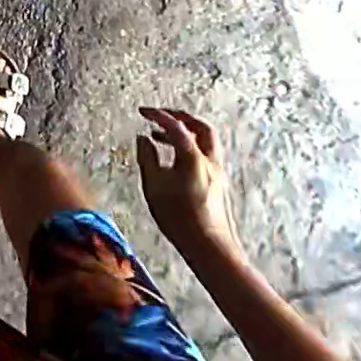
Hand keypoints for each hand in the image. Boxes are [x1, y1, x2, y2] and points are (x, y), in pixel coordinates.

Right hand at [136, 107, 241, 260]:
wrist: (210, 248)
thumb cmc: (180, 217)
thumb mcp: (154, 184)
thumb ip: (147, 157)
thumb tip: (143, 139)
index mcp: (194, 157)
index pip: (175, 126)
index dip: (157, 115)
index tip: (143, 111)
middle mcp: (210, 161)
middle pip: (201, 128)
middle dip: (181, 117)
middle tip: (162, 115)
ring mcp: (217, 174)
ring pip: (204, 142)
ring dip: (184, 133)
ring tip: (161, 135)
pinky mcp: (216, 185)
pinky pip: (204, 155)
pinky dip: (188, 147)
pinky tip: (172, 158)